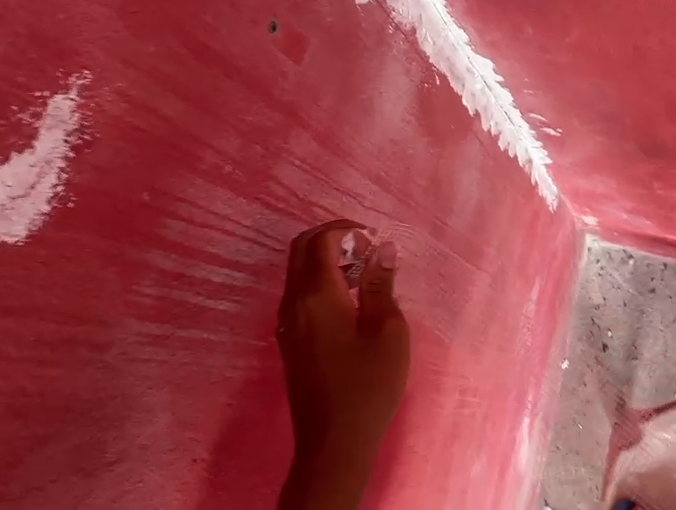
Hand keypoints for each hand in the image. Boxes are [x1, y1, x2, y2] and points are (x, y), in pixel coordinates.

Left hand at [276, 219, 409, 509]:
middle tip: (367, 248)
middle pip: (301, 248)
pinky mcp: (290, 340)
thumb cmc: (367, 385)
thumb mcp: (387, 329)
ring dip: (326, 259)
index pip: (321, 240)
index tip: (376, 242)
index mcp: (316, 294)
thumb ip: (381, 283)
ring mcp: (287, 323)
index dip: (348, 230)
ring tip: (364, 273)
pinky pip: (299, 292)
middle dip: (333, 237)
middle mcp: (293, 303)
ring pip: (297, 270)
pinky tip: (350, 300)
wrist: (334, 444)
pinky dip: (321, 280)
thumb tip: (381, 248)